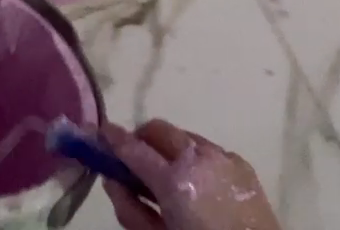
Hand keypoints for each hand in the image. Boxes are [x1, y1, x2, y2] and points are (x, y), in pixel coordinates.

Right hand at [100, 121, 281, 229]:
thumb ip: (131, 209)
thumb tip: (112, 180)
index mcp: (175, 180)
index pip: (132, 148)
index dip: (111, 138)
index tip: (98, 133)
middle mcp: (198, 157)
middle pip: (158, 129)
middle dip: (141, 139)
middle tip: (132, 160)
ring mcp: (222, 157)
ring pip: (183, 136)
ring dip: (168, 148)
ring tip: (168, 176)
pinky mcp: (241, 163)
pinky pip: (207, 149)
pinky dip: (194, 158)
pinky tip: (197, 185)